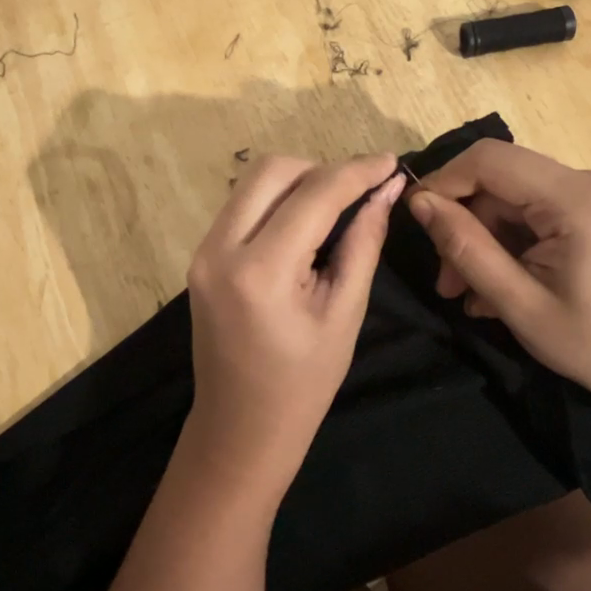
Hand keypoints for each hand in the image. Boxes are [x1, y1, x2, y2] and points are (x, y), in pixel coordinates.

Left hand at [185, 153, 403, 480]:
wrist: (240, 429)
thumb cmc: (303, 384)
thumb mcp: (344, 313)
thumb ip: (363, 243)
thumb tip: (385, 191)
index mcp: (260, 270)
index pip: (314, 194)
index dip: (357, 172)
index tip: (391, 162)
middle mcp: (220, 249)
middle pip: (273, 170)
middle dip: (322, 169)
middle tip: (361, 191)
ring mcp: (203, 252)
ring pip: (252, 183)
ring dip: (297, 182)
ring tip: (337, 206)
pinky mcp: (200, 258)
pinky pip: (240, 206)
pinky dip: (275, 201)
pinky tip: (305, 224)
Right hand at [404, 139, 590, 410]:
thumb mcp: (519, 304)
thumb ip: (465, 247)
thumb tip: (419, 202)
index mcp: (583, 199)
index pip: (492, 160)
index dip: (445, 182)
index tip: (415, 218)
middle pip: (505, 181)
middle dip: (467, 226)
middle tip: (446, 282)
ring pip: (520, 197)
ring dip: (489, 239)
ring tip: (469, 293)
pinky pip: (544, 209)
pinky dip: (518, 241)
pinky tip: (502, 283)